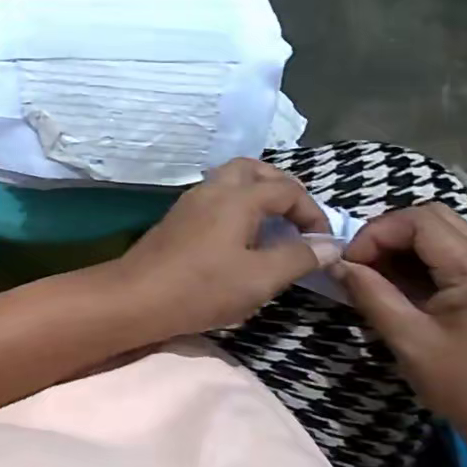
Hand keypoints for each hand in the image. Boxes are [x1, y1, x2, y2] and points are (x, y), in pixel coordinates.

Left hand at [112, 158, 341, 335]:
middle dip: (282, 187)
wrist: (136, 297)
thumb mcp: (261, 278)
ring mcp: (189, 202)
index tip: (323, 242)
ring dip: (256, 194)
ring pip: (229, 181)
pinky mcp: (176, 219)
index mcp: (237, 197)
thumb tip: (330, 244)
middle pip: (253, 169)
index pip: (287, 189)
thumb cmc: (202, 287)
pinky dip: (236, 206)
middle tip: (297, 218)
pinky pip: (214, 198)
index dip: (312, 212)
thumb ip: (298, 257)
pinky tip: (241, 237)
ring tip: (273, 227)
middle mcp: (212, 190)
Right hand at [332, 204, 466, 452]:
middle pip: (436, 218)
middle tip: (363, 264)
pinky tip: (405, 289)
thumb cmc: (465, 388)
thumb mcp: (407, 339)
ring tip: (378, 276)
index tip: (351, 263)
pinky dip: (424, 262)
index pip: (421, 222)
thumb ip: (370, 293)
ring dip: (406, 247)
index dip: (377, 233)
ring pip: (447, 234)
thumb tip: (336, 263)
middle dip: (390, 233)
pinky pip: (457, 257)